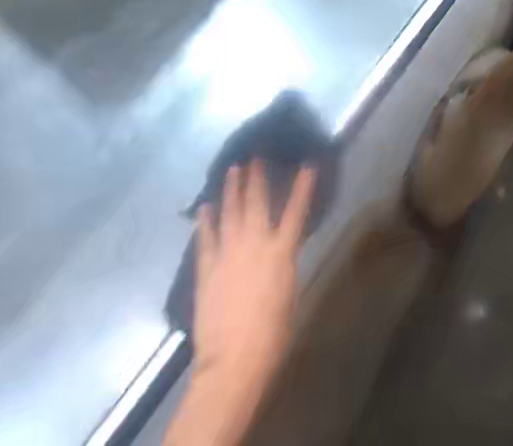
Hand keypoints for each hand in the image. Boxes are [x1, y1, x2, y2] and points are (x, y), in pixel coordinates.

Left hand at [193, 161, 316, 389]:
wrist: (235, 357)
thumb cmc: (275, 328)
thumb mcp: (290, 287)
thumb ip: (284, 262)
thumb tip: (280, 249)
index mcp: (282, 250)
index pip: (297, 209)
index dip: (303, 185)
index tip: (308, 162)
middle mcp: (255, 244)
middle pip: (256, 203)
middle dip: (257, 178)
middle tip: (256, 156)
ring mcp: (228, 255)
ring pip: (229, 214)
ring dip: (231, 190)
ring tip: (232, 170)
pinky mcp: (206, 270)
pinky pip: (206, 239)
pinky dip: (205, 221)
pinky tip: (204, 207)